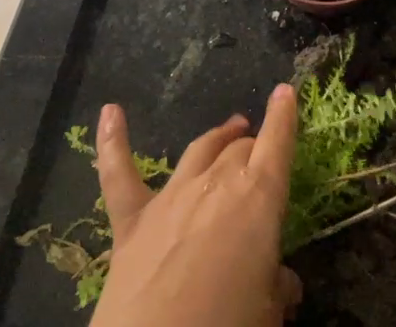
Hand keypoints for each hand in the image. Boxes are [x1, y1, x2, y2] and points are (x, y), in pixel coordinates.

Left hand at [88, 88, 303, 326]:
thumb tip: (282, 283)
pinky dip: (114, 141)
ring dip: (217, 138)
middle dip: (253, 145)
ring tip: (229, 130)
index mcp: (260, 196)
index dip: (284, 116)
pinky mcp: (131, 221)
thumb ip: (277, 285)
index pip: (277, 143)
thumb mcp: (269, 308)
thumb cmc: (228, 321)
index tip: (286, 92)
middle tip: (261, 149)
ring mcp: (171, 198)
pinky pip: (119, 175)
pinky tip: (110, 112)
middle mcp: (217, 184)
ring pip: (199, 151)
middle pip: (240, 149)